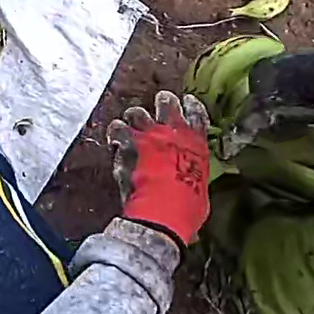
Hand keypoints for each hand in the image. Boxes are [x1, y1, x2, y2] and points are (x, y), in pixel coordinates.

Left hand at [107, 91, 211, 245]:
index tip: (188, 101)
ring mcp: (148, 135)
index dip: (192, 105)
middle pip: (166, 102)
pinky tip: (114, 139)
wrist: (162, 211)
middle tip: (158, 106)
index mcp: (196, 143)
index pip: (197, 115)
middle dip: (162, 102)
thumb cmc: (186, 208)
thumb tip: (188, 177)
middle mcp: (172, 133)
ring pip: (138, 112)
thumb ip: (192, 172)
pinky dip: (115, 132)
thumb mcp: (200, 187)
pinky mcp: (126, 143)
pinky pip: (118, 128)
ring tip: (131, 124)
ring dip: (134, 117)